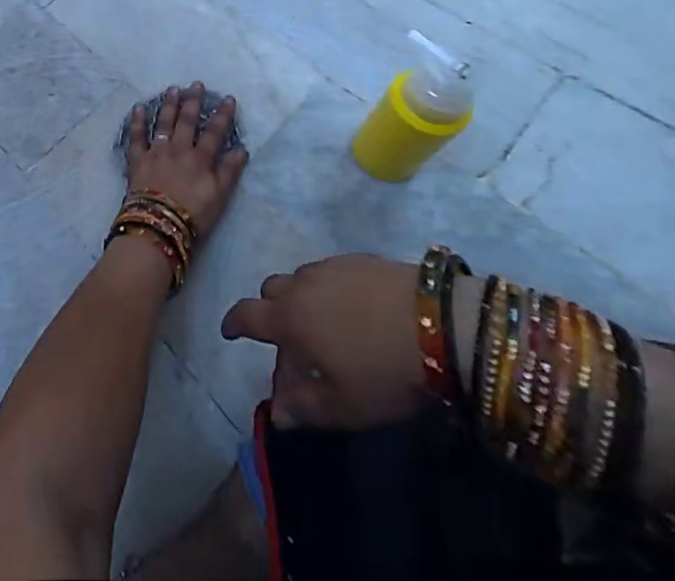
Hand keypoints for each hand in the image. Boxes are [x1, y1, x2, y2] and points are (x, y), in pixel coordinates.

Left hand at [123, 82, 248, 238]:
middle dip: (193, 101)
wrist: (159, 222)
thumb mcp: (220, 195)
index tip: (228, 99)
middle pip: (187, 121)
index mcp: (200, 158)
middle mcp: (178, 149)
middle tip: (196, 84)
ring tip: (172, 89)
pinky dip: (137, 121)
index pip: (214, 132)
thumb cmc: (194, 213)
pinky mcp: (137, 159)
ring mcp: (156, 152)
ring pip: (163, 123)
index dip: (223, 115)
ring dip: (168, 105)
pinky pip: (136, 136)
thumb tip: (241, 150)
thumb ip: (230, 171)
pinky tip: (138, 107)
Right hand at [219, 254, 428, 429]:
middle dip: (270, 309)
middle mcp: (301, 286)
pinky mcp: (362, 259)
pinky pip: (333, 271)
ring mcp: (331, 268)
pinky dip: (333, 288)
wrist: (445, 324)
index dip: (233, 323)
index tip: (229, 332)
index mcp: (288, 319)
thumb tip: (277, 415)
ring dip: (303, 297)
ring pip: (302, 279)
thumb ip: (305, 409)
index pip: (246, 315)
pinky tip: (358, 307)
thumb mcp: (346, 405)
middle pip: (270, 290)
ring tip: (328, 321)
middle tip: (289, 335)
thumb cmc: (385, 371)